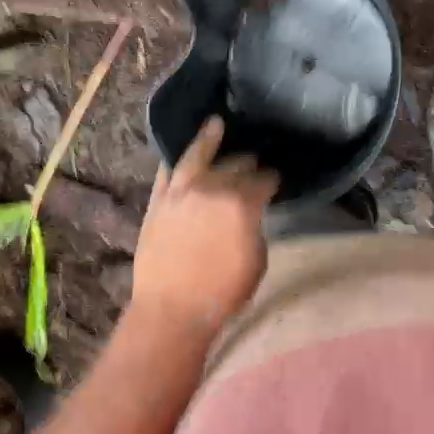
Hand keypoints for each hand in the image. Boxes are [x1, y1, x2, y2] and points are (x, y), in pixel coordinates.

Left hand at [132, 117, 278, 336]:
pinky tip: (180, 151)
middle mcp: (211, 188)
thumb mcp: (257, 261)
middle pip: (234, 165)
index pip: (263, 181)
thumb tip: (250, 215)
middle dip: (247, 163)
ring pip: (196, 155)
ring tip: (215, 124)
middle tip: (253, 163)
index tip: (275, 180)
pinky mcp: (158, 201)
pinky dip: (175, 159)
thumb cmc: (222, 293)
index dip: (272, 180)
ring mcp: (180, 191)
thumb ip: (255, 228)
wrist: (172, 310)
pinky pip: (166, 171)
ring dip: (208, 138)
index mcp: (242, 204)